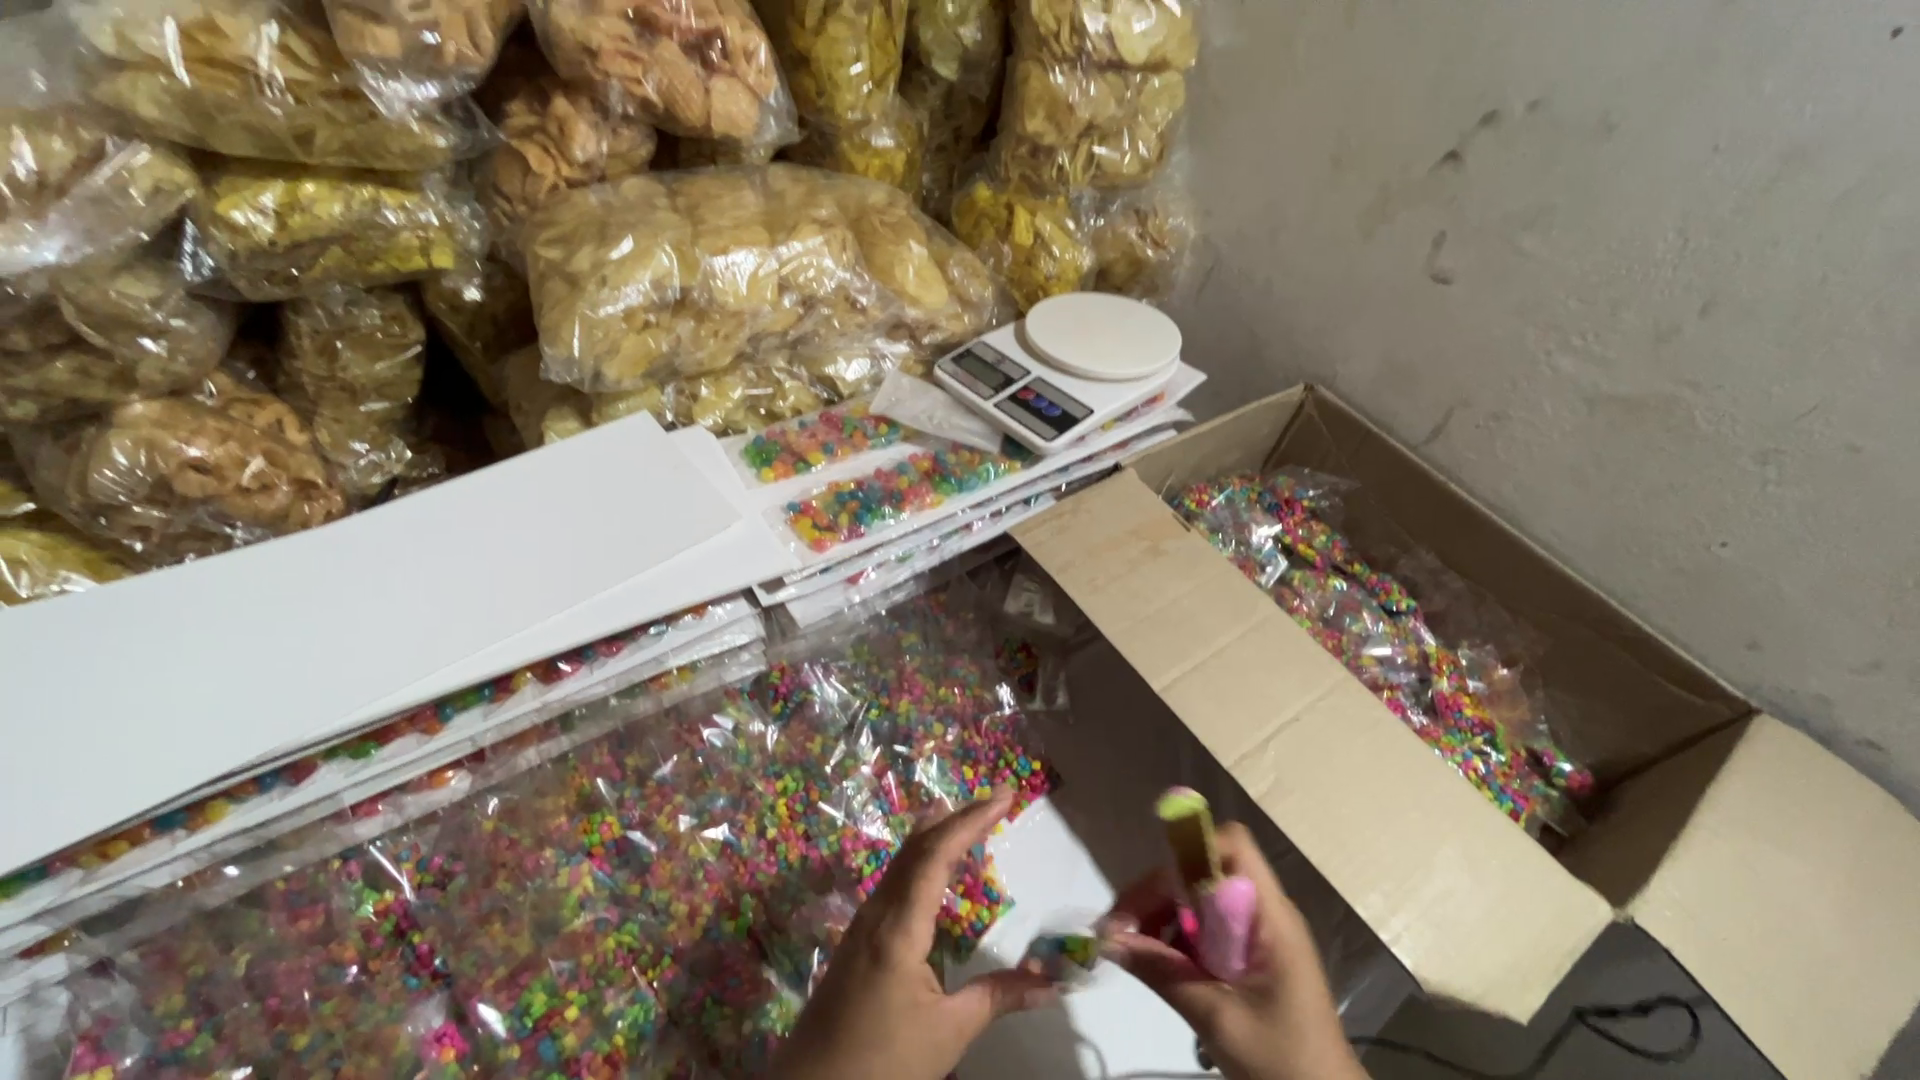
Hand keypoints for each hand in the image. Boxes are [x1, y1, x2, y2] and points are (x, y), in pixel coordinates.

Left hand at [773, 791, 1059, 1079]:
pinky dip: (921, 863)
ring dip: (936, 836)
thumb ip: (998, 997)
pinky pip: (893, 883)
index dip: (971, 820)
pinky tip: (933, 875)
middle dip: (957, 818)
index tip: (1005, 796)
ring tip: (967, 821)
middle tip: (995, 801)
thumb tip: (1053, 983)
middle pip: (916, 848)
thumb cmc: (881, 1061)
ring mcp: (862, 925)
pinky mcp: (857, 941)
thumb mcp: (948, 1032)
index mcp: (899, 926)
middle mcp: (877, 913)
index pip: (937, 854)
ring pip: (901, 862)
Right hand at [1101, 823, 1368, 1079]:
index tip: (1150, 891)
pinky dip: (1178, 937)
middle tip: (1120, 928)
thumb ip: (1163, 973)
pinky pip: (1207, 926)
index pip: (1232, 846)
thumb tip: (1108, 940)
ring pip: (1200, 897)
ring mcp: (1259, 933)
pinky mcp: (1251, 955)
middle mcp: (1265, 912)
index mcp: (1270, 916)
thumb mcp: (1217, 1018)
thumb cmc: (1283, 1060)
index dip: (1189, 850)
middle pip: (1204, 870)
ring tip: (1133, 949)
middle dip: (1159, 891)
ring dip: (1163, 914)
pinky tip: (1159, 963)